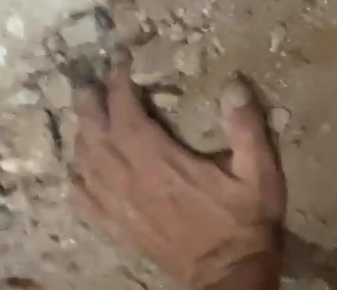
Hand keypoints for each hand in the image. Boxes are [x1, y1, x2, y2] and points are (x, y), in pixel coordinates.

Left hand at [71, 62, 285, 289]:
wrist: (230, 271)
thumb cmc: (247, 216)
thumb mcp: (260, 167)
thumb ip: (246, 127)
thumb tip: (233, 85)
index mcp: (164, 167)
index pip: (129, 122)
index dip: (120, 92)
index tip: (121, 66)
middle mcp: (134, 187)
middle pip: (98, 142)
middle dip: (90, 110)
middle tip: (85, 83)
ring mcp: (123, 211)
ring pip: (87, 170)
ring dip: (80, 139)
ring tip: (80, 116)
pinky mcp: (121, 229)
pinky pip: (86, 203)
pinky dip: (76, 180)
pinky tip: (77, 170)